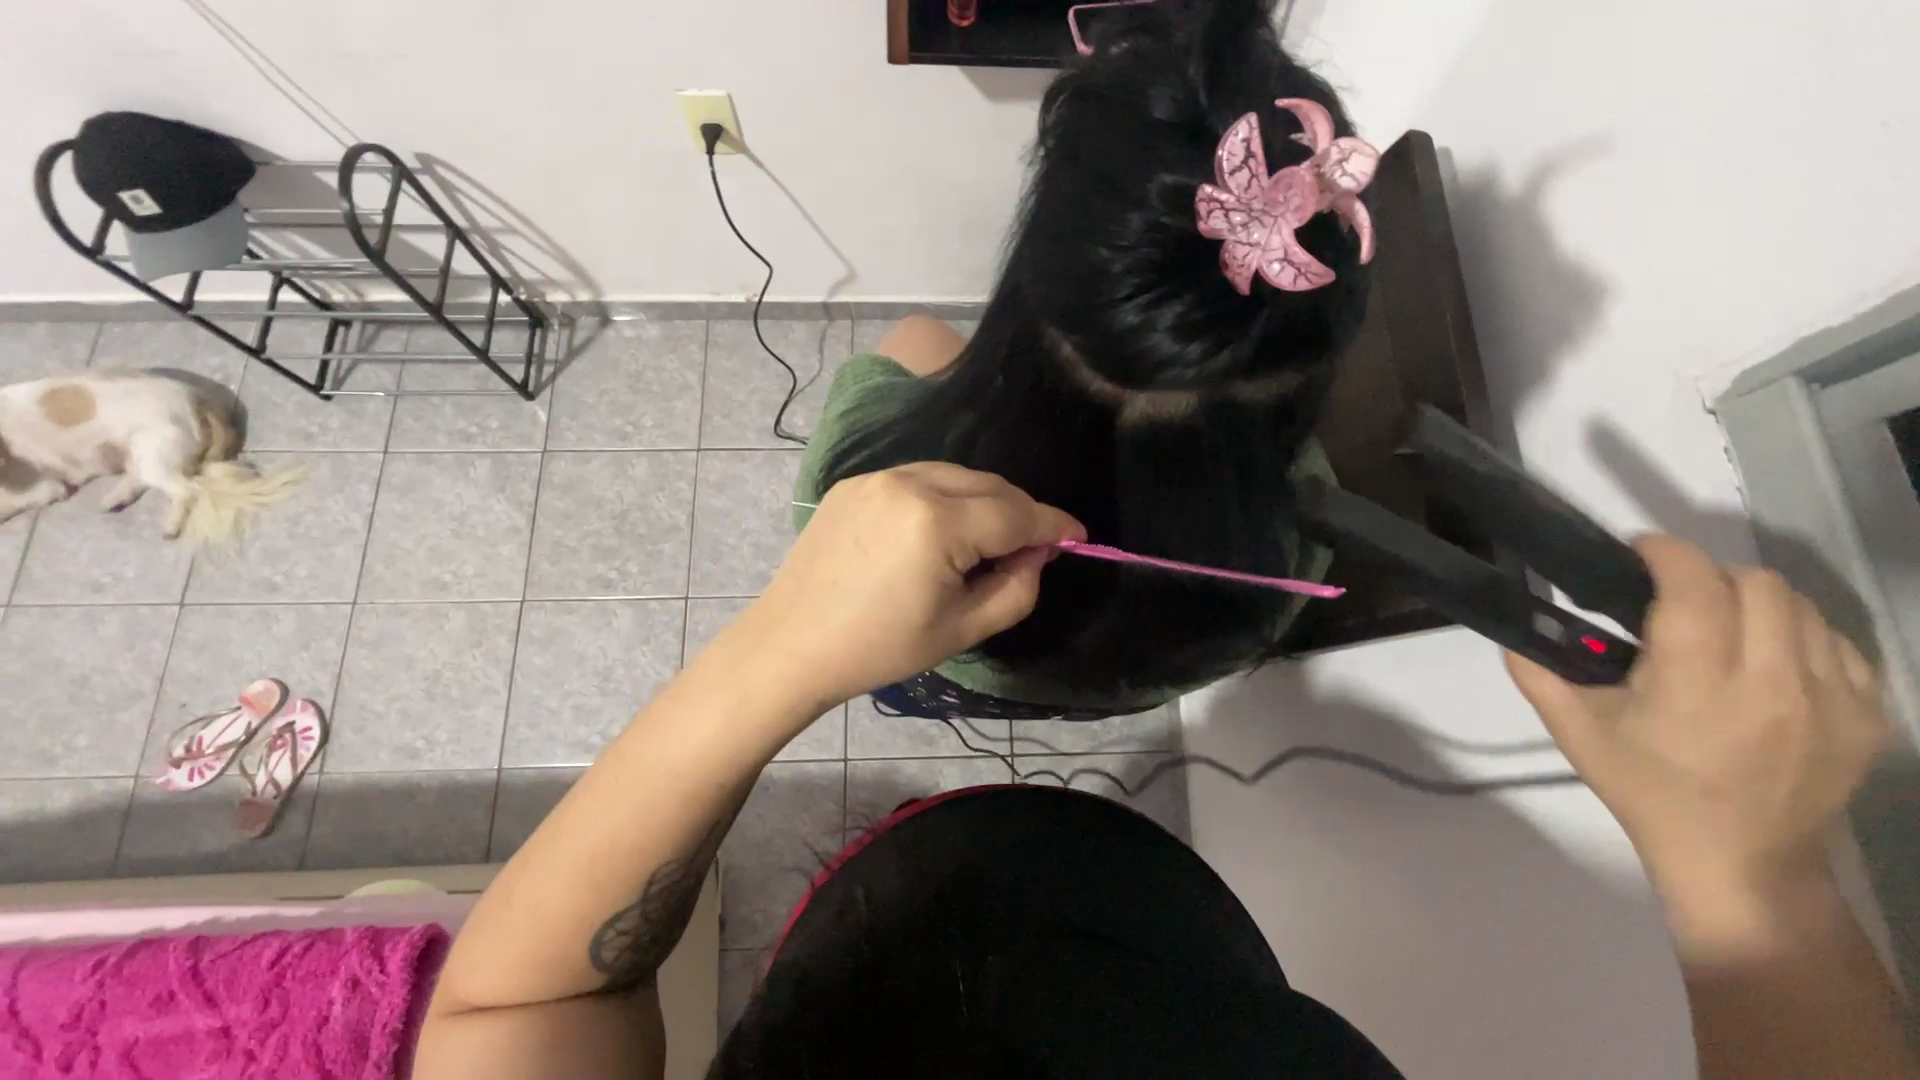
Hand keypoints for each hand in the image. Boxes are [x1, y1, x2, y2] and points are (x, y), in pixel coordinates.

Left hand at [722, 463, 1082, 716]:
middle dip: (1020, 512)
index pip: (1016, 514)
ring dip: (983, 501)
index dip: (1054, 525)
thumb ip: (1016, 588)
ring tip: (989, 540)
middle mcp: (909, 484)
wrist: (791, 645)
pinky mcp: (853, 484)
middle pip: (989, 486)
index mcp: (937, 523)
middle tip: (1033, 548)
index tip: (1078, 537)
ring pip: (954, 476)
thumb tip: (1039, 554)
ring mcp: (877, 478)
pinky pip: (917, 480)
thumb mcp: (961, 630)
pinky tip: (942, 530)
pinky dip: (943, 497)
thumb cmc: (879, 649)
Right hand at [1506, 535, 1886, 952]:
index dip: (1666, 553)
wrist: (1740, 860)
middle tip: (1674, 596)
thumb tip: (1511, 627)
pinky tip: (1767, 661)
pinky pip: (1838, 643)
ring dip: (1755, 602)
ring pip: (1802, 607)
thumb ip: (1536, 673)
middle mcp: (1772, 680)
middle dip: (1709, 575)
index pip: (1693, 585)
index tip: (1640, 551)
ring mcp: (1832, 698)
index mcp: (1695, 681)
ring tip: (1721, 628)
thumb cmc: (1645, 791)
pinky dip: (1798, 635)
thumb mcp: (1574, 732)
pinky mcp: (1868, 715)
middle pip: (1756, 583)